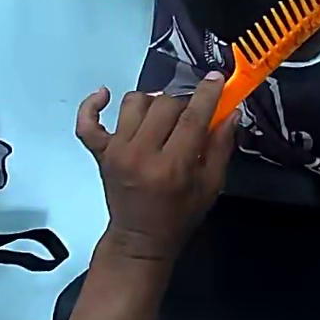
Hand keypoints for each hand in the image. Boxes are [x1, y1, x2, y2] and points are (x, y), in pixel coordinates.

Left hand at [75, 73, 236, 270]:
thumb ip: (221, 147)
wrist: (140, 240)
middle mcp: (140, 154)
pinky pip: (87, 122)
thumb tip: (231, 111)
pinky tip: (105, 95)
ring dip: (153, 102)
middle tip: (192, 116)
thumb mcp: (211, 186)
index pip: (191, 118)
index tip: (217, 78)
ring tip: (163, 116)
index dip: (207, 95)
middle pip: (165, 105)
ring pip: (134, 103)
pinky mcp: (99, 153)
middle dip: (184, 104)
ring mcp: (116, 152)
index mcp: (172, 167)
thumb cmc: (180, 215)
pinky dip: (93, 105)